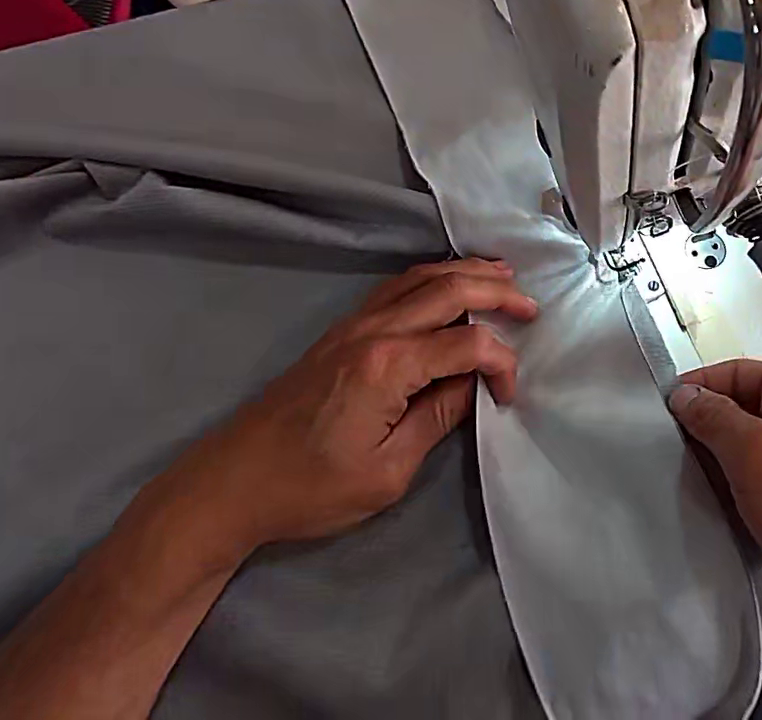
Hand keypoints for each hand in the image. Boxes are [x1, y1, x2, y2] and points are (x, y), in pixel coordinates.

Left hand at [151, 258, 537, 558]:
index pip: (468, 345)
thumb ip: (438, 418)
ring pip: (422, 277)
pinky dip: (433, 277)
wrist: (230, 482)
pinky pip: (398, 286)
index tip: (508, 395)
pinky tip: (448, 284)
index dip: (501, 364)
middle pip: (449, 290)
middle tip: (531, 305)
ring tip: (503, 275)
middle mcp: (374, 331)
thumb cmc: (309, 487)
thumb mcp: (387, 471)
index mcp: (389, 366)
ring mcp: (355, 324)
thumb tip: (473, 385)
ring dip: (466, 273)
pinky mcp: (343, 329)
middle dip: (497, 292)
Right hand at [666, 360, 761, 658]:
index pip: (739, 371)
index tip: (669, 408)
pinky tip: (744, 516)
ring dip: (735, 469)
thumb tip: (689, 397)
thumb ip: (713, 417)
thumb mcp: (755, 454)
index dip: (699, 387)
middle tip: (688, 455)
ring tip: (718, 491)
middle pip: (750, 410)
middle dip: (716, 433)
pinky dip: (755, 495)